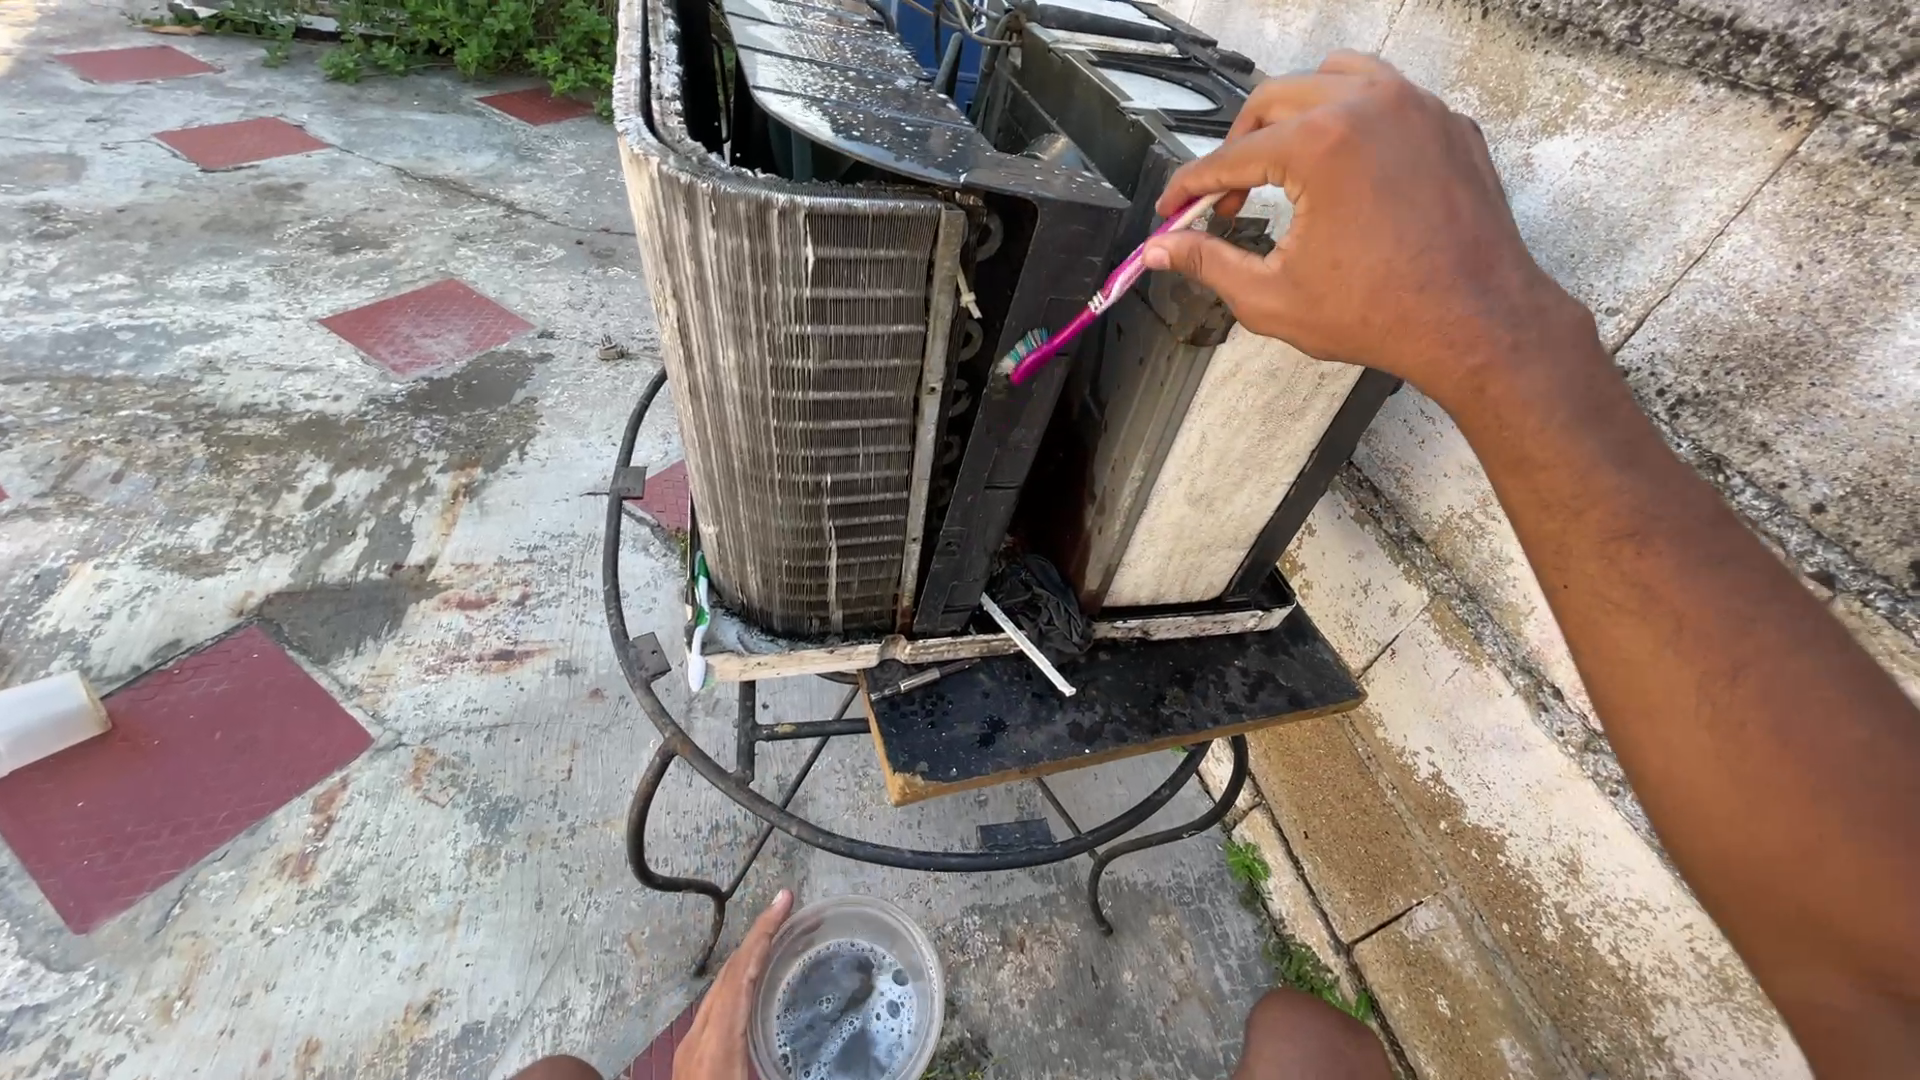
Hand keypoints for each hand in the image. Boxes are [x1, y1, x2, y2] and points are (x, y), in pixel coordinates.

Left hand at [673, 889, 793, 1079]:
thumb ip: (796, 1067)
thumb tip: (847, 1066)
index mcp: (718, 1048)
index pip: (742, 973)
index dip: (765, 932)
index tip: (785, 900)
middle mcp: (699, 1040)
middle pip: (730, 971)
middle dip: (761, 933)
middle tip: (793, 908)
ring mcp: (691, 1049)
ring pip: (720, 986)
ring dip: (750, 955)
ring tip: (782, 935)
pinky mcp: (692, 1060)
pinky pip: (717, 1004)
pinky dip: (741, 979)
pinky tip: (758, 983)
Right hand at [1142, 51, 1597, 406]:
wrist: (1472, 323)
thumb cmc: (1381, 312)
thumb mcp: (1270, 297)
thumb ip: (1207, 263)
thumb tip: (1162, 250)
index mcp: (1320, 146)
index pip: (1229, 156)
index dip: (1188, 186)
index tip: (1172, 207)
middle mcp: (1370, 107)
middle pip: (1271, 101)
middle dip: (1235, 149)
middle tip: (1222, 202)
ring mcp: (1416, 108)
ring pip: (1330, 79)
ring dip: (1290, 118)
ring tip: (1277, 169)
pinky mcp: (1446, 124)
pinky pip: (1385, 96)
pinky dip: (1347, 120)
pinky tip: (1337, 170)